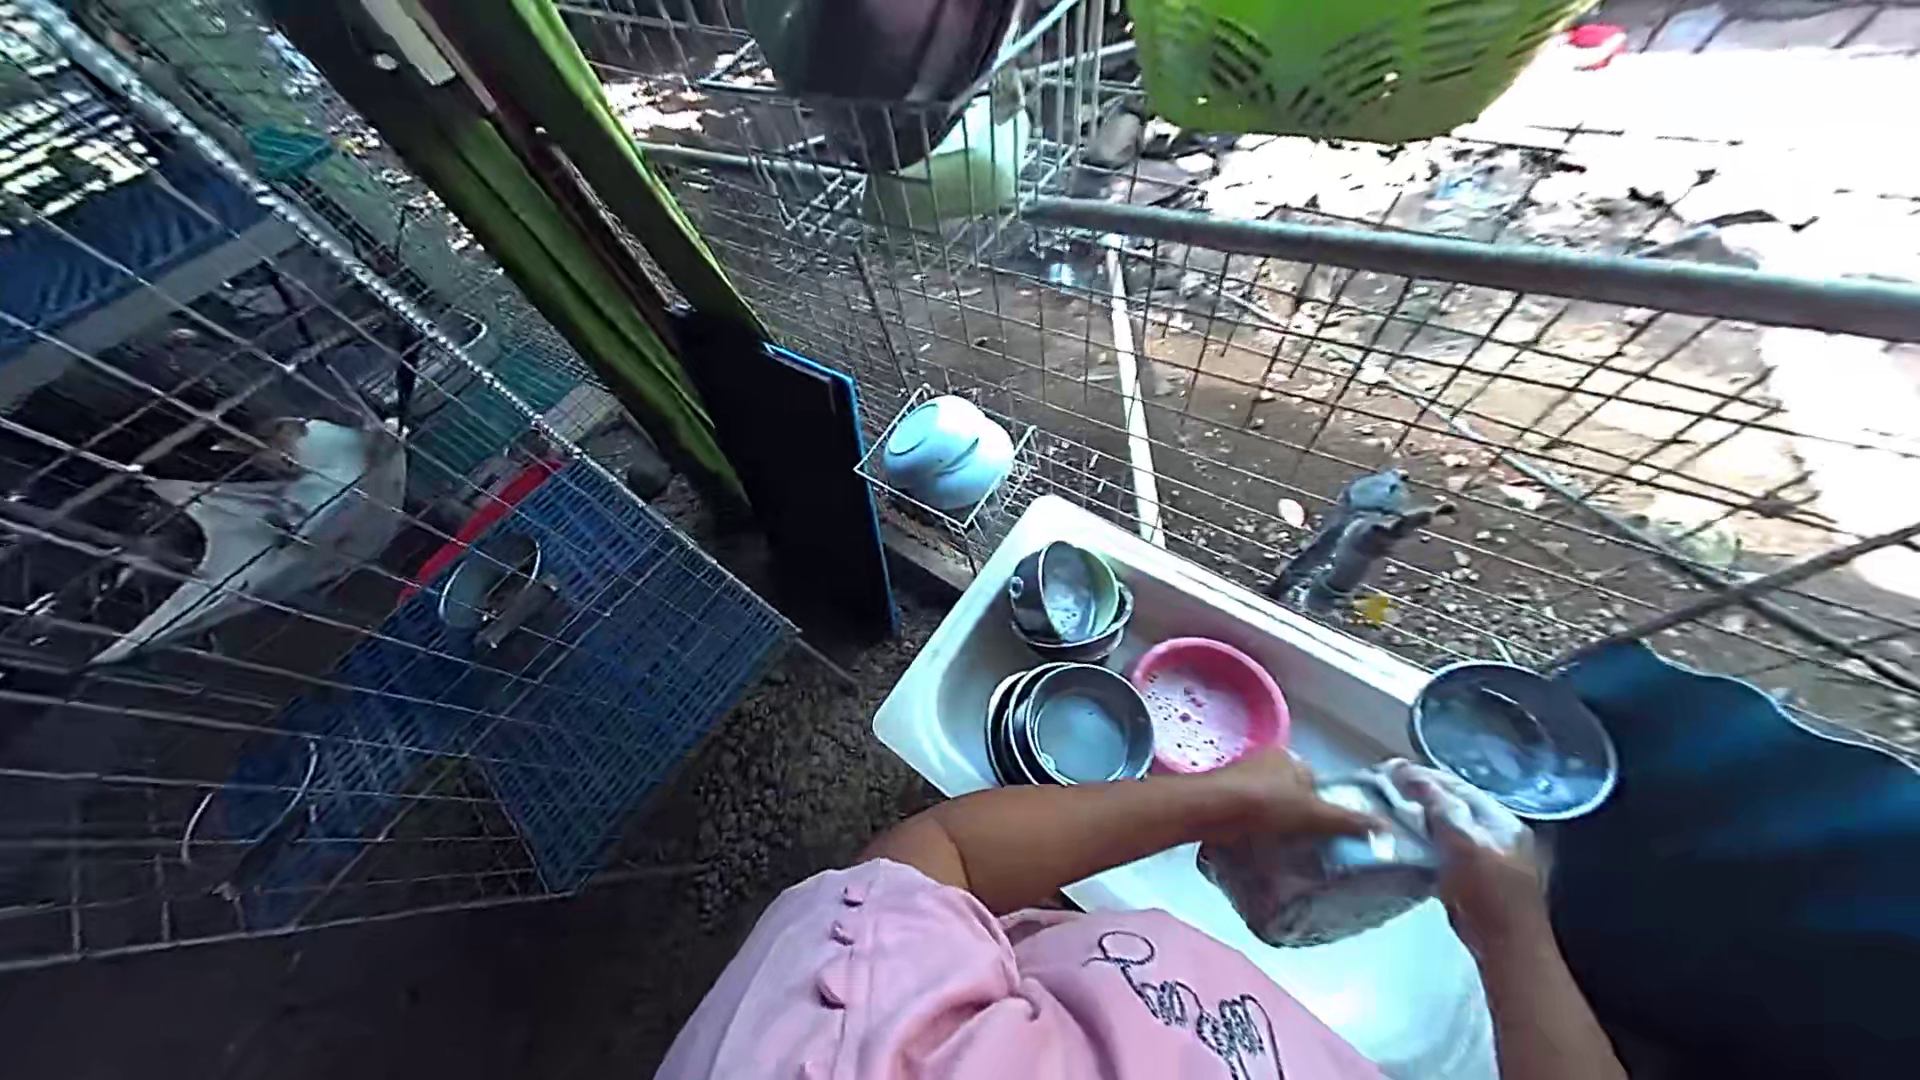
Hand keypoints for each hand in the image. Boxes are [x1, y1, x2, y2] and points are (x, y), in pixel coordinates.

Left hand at [1194, 747, 1380, 842]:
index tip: (1329, 832)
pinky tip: (1262, 843)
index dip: (1325, 804)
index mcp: (1286, 757)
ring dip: (1277, 822)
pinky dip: (1258, 826)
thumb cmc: (1265, 803)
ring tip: (1287, 847)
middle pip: (1292, 791)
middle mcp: (1264, 761)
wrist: (1213, 808)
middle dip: (1300, 815)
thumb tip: (1386, 826)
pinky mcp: (1226, 794)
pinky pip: (1250, 811)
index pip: (1315, 780)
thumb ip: (1348, 820)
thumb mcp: (1314, 813)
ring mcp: (1242, 777)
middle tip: (1310, 844)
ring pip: (1270, 802)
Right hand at [1389, 761, 1547, 956]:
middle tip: (1386, 786)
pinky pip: (1441, 842)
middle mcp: (1497, 832)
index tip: (1391, 769)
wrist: (1504, 945)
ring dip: (1418, 813)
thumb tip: (1409, 772)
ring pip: (1445, 822)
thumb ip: (1437, 804)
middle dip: (1419, 793)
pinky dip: (1422, 834)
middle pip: (1452, 803)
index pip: (1458, 786)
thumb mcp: (1461, 840)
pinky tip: (1402, 833)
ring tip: (1388, 806)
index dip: (1425, 776)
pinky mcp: (1471, 872)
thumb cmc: (1487, 890)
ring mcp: (1486, 853)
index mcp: (1502, 821)